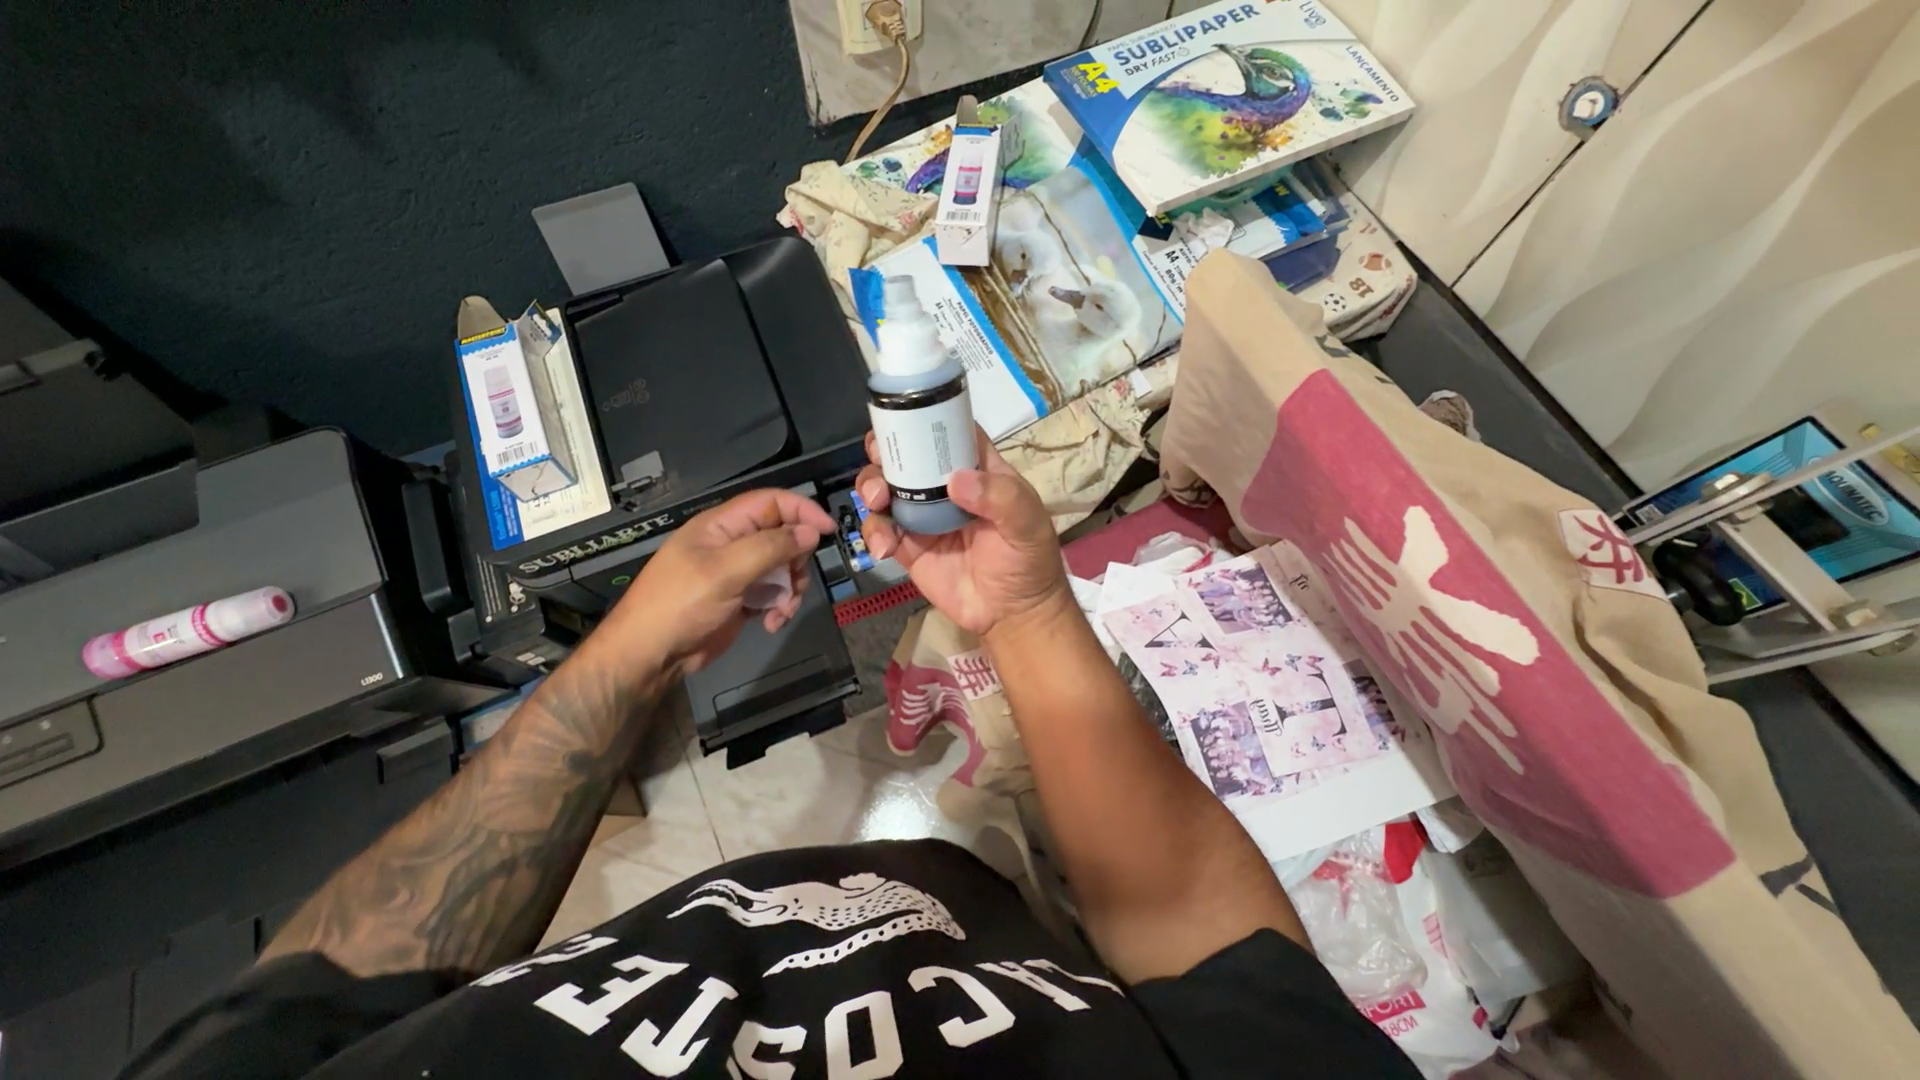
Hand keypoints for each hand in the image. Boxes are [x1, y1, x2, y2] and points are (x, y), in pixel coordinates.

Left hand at [591, 489, 834, 676]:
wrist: (651, 655)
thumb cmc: (680, 605)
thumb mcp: (726, 571)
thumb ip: (770, 547)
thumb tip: (811, 532)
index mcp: (721, 525)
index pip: (771, 502)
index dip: (801, 510)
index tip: (828, 530)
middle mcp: (731, 544)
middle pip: (782, 536)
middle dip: (796, 560)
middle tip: (793, 581)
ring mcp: (737, 573)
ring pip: (782, 568)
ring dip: (790, 589)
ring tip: (781, 610)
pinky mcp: (741, 599)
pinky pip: (773, 594)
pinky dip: (779, 607)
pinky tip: (771, 623)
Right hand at [857, 426, 1069, 637]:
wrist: (1012, 615)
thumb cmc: (1028, 561)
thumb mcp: (1027, 524)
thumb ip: (1000, 498)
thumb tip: (956, 480)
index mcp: (977, 470)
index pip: (949, 433)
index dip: (925, 419)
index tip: (903, 416)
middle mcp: (944, 487)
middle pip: (906, 456)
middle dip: (884, 451)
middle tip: (879, 459)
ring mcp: (922, 516)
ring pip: (885, 488)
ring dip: (871, 487)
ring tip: (877, 501)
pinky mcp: (907, 547)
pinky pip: (881, 530)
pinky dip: (875, 532)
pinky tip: (885, 547)